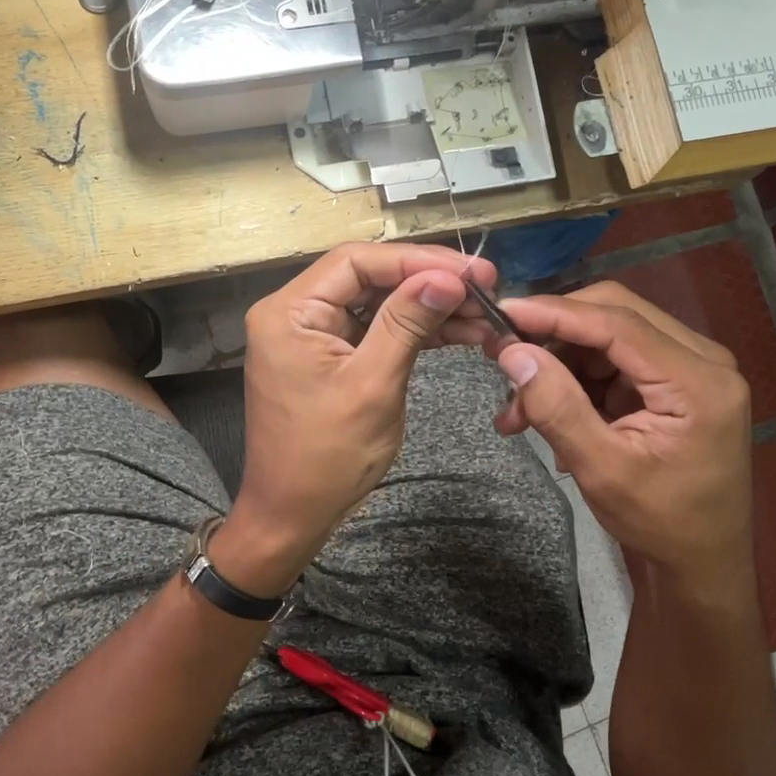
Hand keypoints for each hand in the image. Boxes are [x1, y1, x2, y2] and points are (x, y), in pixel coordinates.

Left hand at [217, 243, 496, 594]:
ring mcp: (312, 334)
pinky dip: (414, 330)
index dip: (417, 260)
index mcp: (290, 311)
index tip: (471, 271)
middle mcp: (295, 312)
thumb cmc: (327, 457)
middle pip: (368, 276)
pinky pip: (375, 329)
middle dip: (428, 280)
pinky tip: (460, 331)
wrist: (293, 514)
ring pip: (377, 301)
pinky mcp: (330, 355)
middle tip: (486, 287)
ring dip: (428, 306)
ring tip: (483, 312)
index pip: (357, 261)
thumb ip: (407, 324)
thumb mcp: (373, 385)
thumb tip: (447, 277)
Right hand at [483, 282, 754, 589]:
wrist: (703, 562)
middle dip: (554, 333)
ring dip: (560, 362)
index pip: (618, 324)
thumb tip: (512, 352)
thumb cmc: (660, 522)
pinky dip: (576, 379)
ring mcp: (693, 366)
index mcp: (699, 382)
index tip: (502, 312)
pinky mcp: (676, 379)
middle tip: (502, 355)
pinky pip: (615, 357)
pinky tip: (548, 414)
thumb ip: (557, 407)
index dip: (556, 313)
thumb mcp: (601, 469)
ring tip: (518, 411)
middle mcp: (705, 360)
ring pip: (609, 334)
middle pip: (616, 314)